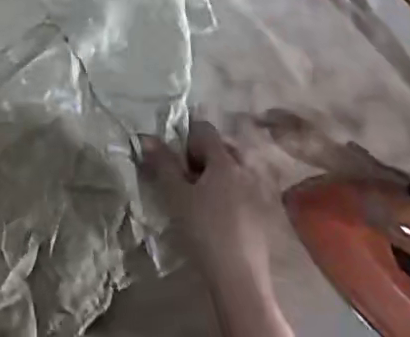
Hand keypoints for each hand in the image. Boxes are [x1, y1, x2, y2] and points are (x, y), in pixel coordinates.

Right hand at [141, 121, 292, 336]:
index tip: (176, 160)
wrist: (240, 278)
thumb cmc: (204, 229)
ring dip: (217, 175)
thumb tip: (146, 137)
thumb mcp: (176, 195)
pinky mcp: (264, 216)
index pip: (205, 130)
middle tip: (186, 177)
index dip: (187, 139)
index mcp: (225, 160)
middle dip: (203, 156)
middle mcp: (245, 170)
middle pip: (222, 148)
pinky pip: (244, 190)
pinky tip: (218, 215)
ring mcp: (258, 193)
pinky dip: (230, 193)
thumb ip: (162, 163)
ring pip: (235, 170)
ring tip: (201, 196)